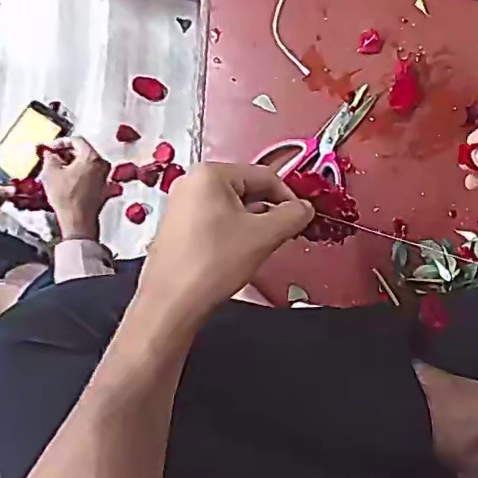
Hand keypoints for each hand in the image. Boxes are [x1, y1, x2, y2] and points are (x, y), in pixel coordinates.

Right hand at [40, 136, 114, 239]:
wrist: (78, 217)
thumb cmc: (66, 195)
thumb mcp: (51, 172)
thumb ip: (50, 157)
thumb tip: (49, 152)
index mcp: (92, 157)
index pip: (77, 140)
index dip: (61, 142)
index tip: (50, 147)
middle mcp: (103, 164)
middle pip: (84, 150)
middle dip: (66, 152)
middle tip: (52, 156)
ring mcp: (105, 175)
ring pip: (87, 162)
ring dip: (72, 162)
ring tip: (56, 167)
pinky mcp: (104, 185)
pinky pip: (91, 172)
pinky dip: (79, 171)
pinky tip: (66, 177)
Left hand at [136, 163, 313, 314]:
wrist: (171, 303)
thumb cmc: (215, 261)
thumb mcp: (265, 235)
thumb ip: (294, 215)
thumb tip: (306, 208)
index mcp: (211, 174)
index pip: (265, 177)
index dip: (289, 198)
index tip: (302, 219)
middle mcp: (192, 182)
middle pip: (249, 190)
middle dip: (270, 212)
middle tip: (283, 235)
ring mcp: (181, 204)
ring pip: (234, 207)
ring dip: (254, 224)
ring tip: (261, 247)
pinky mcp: (177, 226)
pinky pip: (217, 219)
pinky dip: (235, 232)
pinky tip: (239, 253)